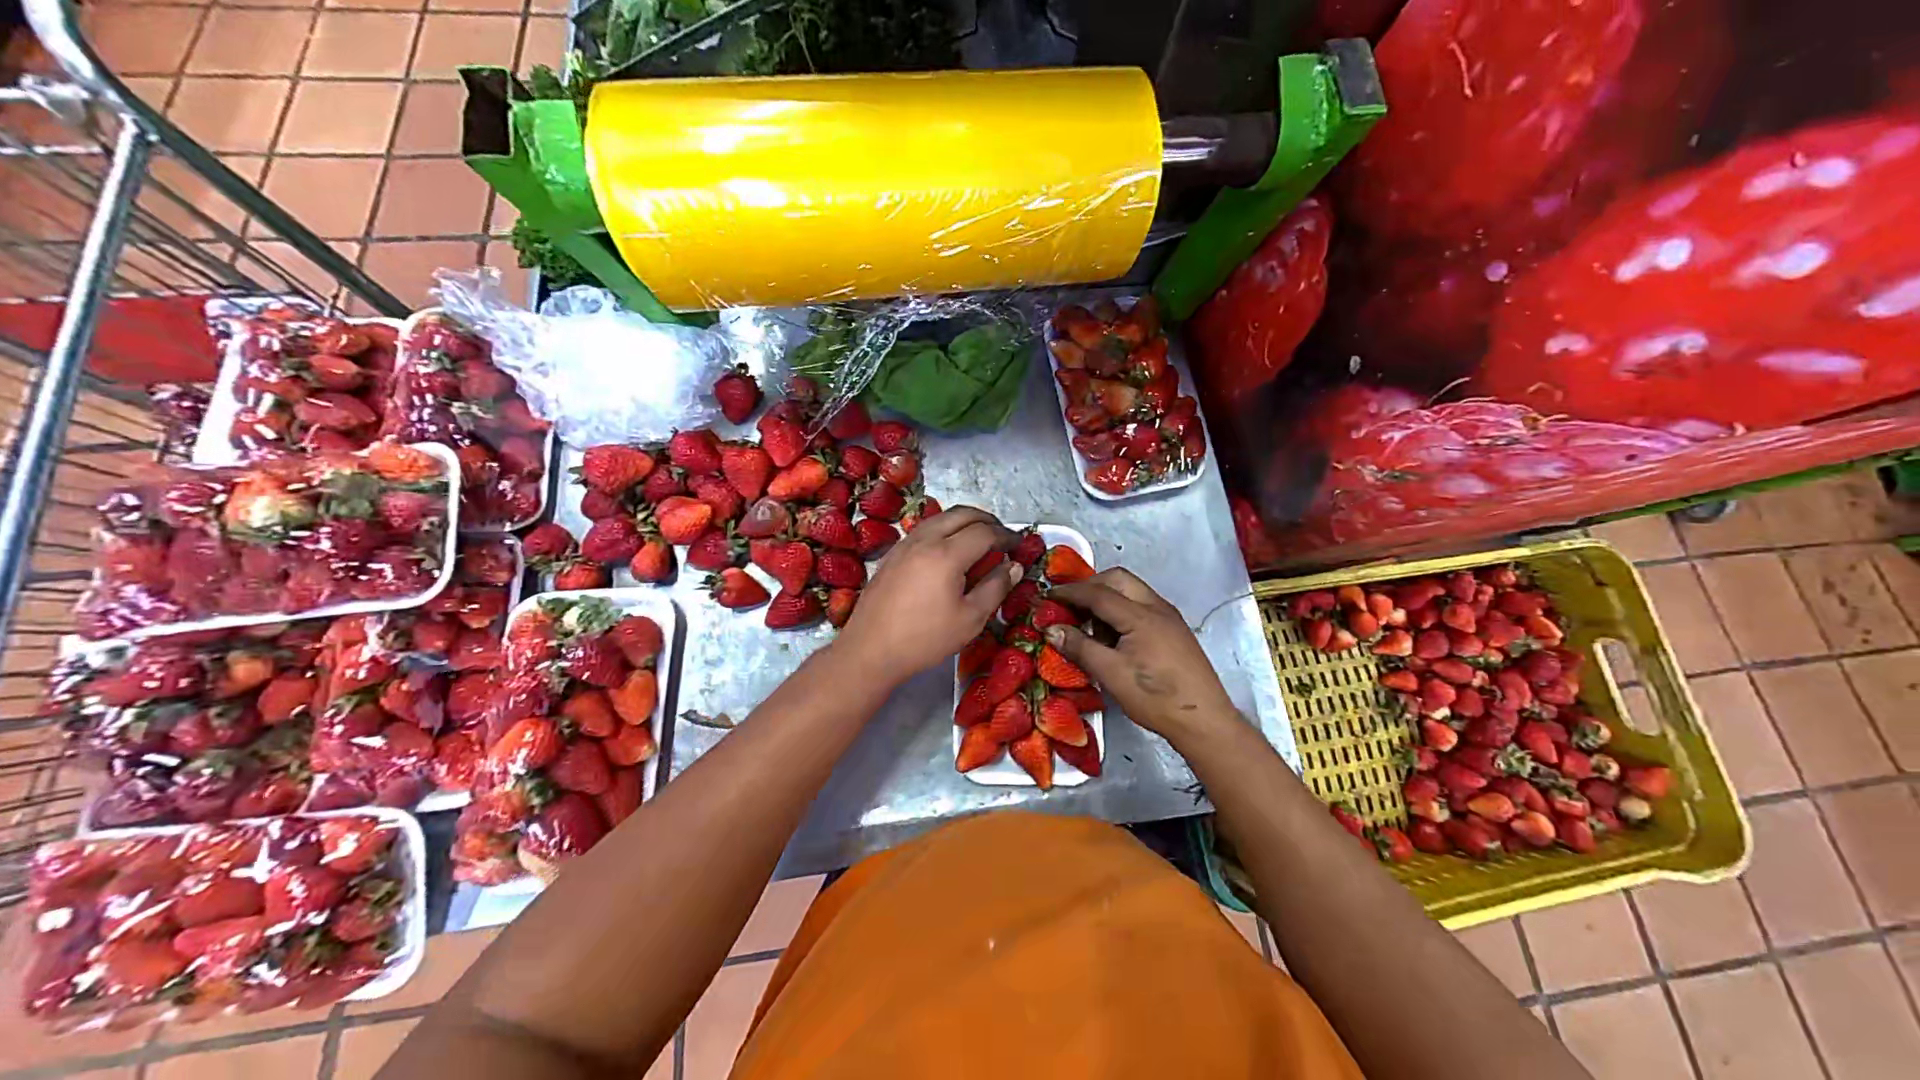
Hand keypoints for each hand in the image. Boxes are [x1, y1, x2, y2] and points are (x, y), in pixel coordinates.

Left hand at [833, 506, 1019, 687]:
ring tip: (979, 540)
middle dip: (988, 521)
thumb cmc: (924, 639)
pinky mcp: (892, 555)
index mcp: (946, 554)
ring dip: (964, 522)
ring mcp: (904, 545)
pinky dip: (944, 530)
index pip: (985, 532)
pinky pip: (924, 529)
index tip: (1019, 545)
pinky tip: (949, 551)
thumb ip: (995, 588)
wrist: (870, 650)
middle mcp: (924, 540)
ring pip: (940, 518)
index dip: (1006, 536)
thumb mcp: (970, 619)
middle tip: (1002, 537)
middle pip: (962, 514)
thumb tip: (1013, 567)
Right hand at [1047, 569, 1239, 742]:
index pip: (1097, 592)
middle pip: (1117, 579)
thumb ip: (1080, 647)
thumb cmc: (1156, 698)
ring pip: (1131, 590)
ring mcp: (1168, 617)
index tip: (1046, 598)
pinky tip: (1112, 638)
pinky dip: (1120, 610)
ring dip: (1106, 598)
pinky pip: (1141, 606)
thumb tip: (1052, 629)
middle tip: (1068, 606)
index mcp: (1141, 615)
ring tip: (1088, 626)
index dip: (1069, 593)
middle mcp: (1157, 607)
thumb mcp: (1111, 674)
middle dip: (1089, 587)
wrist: (1204, 720)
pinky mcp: (1174, 630)